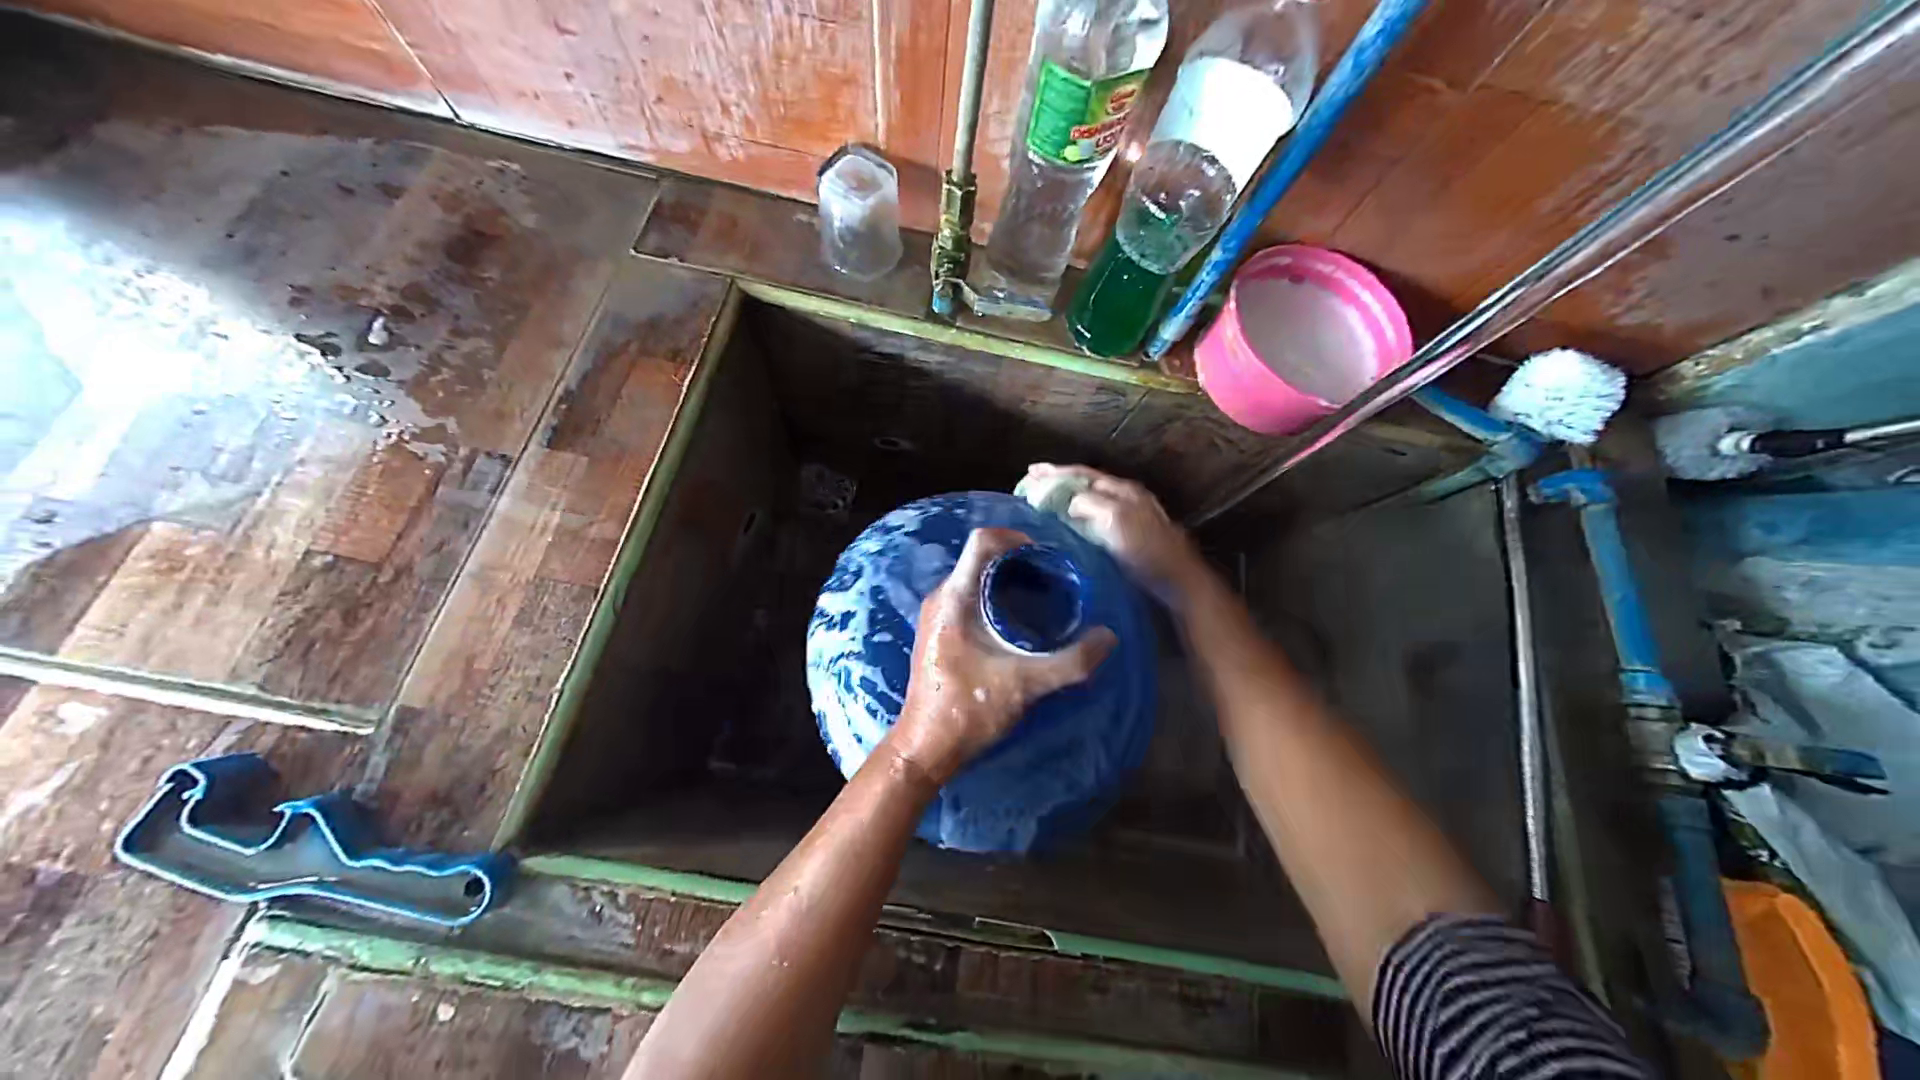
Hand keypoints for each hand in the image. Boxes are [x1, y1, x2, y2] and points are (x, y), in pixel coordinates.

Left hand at [884, 527, 1116, 787]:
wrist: (925, 747)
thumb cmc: (969, 710)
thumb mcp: (1026, 685)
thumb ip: (1072, 661)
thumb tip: (1109, 637)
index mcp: (955, 597)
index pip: (982, 540)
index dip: (1016, 537)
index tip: (1046, 555)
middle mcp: (941, 597)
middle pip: (981, 558)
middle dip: (1019, 562)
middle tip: (1053, 578)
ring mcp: (935, 614)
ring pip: (974, 579)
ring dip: (1006, 581)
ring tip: (1041, 598)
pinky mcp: (937, 631)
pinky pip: (967, 597)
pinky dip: (993, 598)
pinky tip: (1017, 623)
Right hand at [1025, 464, 1205, 603]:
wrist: (1177, 581)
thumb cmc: (1146, 550)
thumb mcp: (1115, 519)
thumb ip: (1090, 503)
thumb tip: (1067, 501)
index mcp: (1122, 490)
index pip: (1082, 473)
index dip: (1055, 472)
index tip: (1030, 472)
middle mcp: (1126, 498)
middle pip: (1086, 483)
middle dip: (1058, 482)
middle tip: (1031, 484)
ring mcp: (1129, 516)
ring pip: (1091, 500)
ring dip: (1066, 498)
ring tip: (1043, 501)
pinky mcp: (1129, 537)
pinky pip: (1095, 518)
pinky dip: (1076, 516)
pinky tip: (1067, 524)